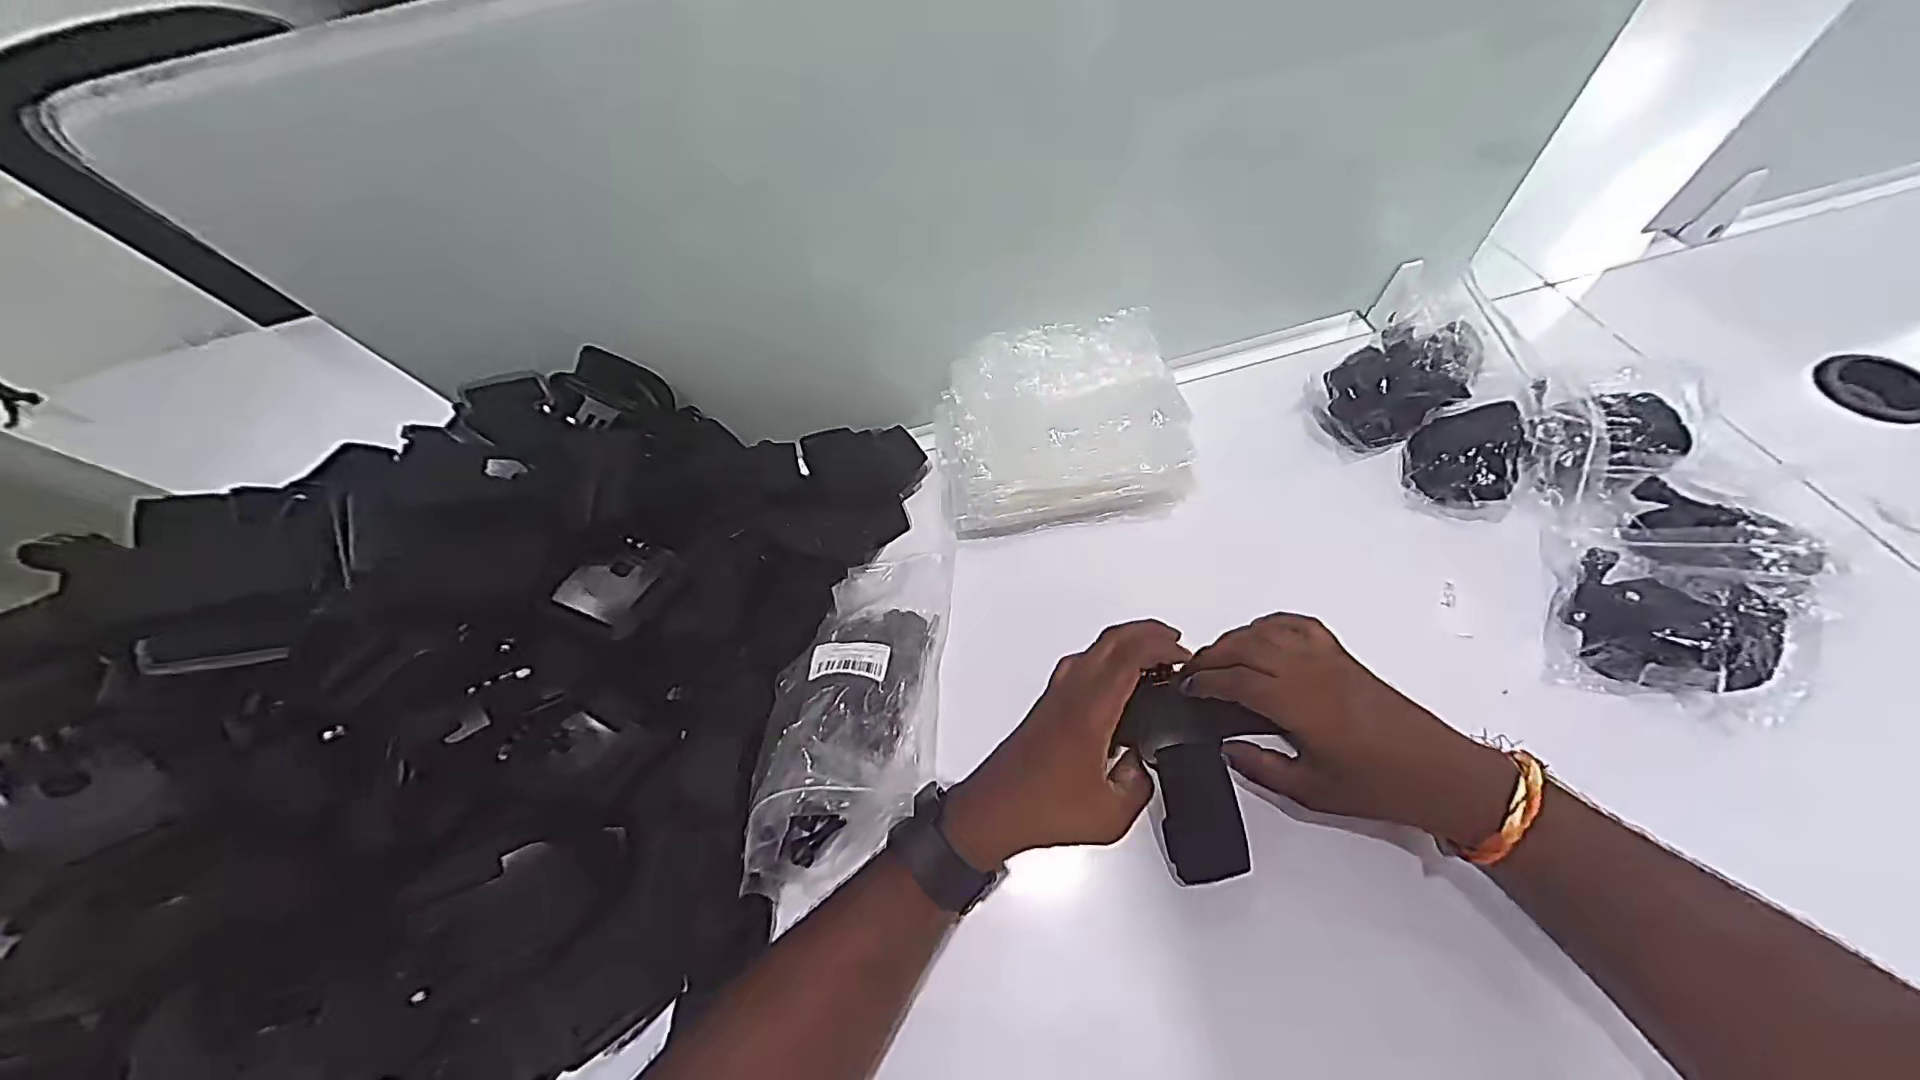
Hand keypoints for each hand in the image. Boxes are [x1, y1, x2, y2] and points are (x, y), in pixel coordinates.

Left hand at [942, 621, 1191, 868]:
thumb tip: (1141, 766)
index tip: (1183, 654)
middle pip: (1111, 640)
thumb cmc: (1037, 806)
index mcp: (1089, 711)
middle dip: (1147, 633)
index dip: (1162, 647)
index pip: (1129, 656)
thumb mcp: (1111, 812)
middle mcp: (1070, 693)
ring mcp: (1055, 696)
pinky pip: (1081, 664)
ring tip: (1149, 656)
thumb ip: (1138, 783)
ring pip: (1094, 648)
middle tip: (1172, 642)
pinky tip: (1115, 680)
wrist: (994, 809)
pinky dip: (1106, 658)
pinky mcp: (1046, 705)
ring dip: (1125, 643)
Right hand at [1181, 613, 1513, 846]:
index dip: (1204, 682)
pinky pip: (1300, 625)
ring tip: (1219, 653)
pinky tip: (1262, 635)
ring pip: (1268, 631)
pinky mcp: (1343, 657)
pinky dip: (1273, 624)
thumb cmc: (1385, 784)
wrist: (1441, 775)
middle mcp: (1312, 673)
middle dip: (1211, 655)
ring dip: (1236, 638)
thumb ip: (1261, 767)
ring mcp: (1328, 660)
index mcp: (1300, 704)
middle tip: (1193, 670)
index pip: (1235, 680)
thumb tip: (1229, 751)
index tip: (1188, 688)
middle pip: (1244, 647)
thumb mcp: (1311, 790)